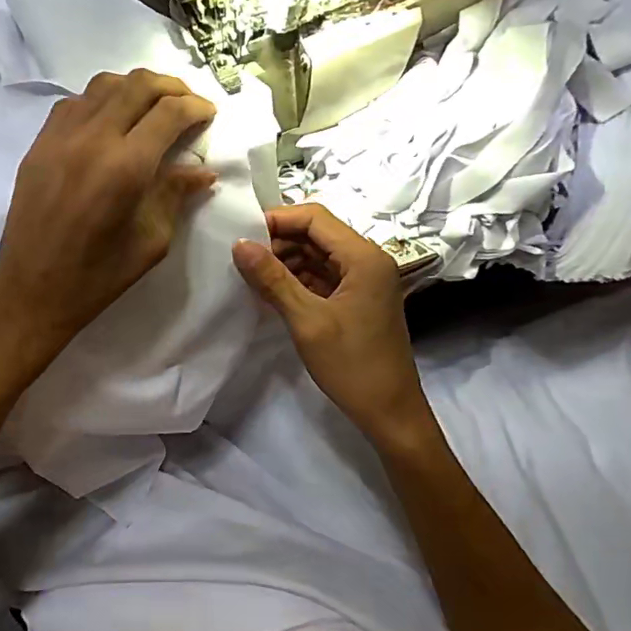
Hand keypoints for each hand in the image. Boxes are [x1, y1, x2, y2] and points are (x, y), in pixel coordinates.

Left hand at [0, 69, 216, 364]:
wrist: (32, 289)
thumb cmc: (98, 275)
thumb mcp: (151, 240)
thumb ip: (175, 195)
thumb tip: (202, 170)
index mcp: (126, 167)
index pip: (169, 112)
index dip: (196, 107)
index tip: (209, 114)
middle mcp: (92, 139)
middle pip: (139, 85)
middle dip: (172, 87)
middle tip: (188, 103)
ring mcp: (60, 136)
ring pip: (104, 84)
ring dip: (136, 87)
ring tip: (152, 106)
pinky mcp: (39, 143)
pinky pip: (74, 102)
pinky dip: (101, 100)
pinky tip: (111, 120)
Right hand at [231, 204, 433, 444]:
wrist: (391, 412)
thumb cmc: (352, 366)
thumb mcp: (307, 321)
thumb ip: (273, 279)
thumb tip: (239, 244)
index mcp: (364, 257)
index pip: (316, 217)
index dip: (278, 220)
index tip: (242, 234)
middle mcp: (368, 260)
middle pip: (318, 233)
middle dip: (280, 241)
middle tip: (243, 258)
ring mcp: (365, 280)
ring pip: (319, 254)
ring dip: (287, 260)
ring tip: (253, 276)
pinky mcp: (358, 299)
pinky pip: (325, 276)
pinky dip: (299, 278)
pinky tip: (272, 291)